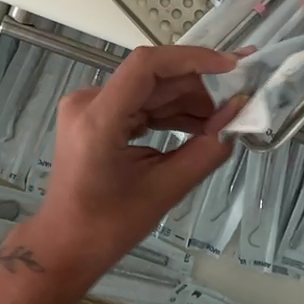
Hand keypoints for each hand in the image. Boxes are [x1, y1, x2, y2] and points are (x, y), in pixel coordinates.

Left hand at [32, 46, 243, 278]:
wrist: (66, 244)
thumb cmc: (108, 227)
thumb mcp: (164, 191)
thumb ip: (205, 150)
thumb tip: (238, 116)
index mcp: (98, 119)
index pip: (147, 65)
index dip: (192, 59)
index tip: (230, 67)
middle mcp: (87, 101)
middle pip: (151, 77)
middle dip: (197, 86)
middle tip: (236, 100)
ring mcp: (88, 106)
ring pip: (148, 88)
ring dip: (186, 100)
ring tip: (222, 119)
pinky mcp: (94, 115)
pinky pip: (137, 102)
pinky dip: (168, 111)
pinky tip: (198, 124)